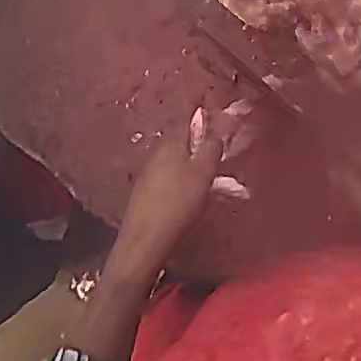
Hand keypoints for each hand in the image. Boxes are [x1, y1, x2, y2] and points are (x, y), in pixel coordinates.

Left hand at [110, 107, 227, 276]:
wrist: (144, 242)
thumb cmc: (179, 202)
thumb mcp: (204, 173)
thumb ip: (211, 148)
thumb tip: (215, 133)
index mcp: (171, 143)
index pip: (187, 121)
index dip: (201, 119)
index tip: (216, 120)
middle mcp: (156, 153)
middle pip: (181, 143)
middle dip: (198, 146)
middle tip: (216, 156)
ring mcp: (147, 174)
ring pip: (174, 162)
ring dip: (190, 167)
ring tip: (207, 181)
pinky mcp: (144, 194)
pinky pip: (167, 179)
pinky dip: (180, 182)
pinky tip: (187, 197)